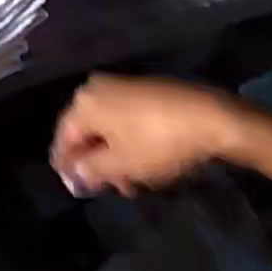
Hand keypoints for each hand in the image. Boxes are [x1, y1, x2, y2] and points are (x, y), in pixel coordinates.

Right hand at [50, 74, 253, 196]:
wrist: (207, 115)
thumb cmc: (158, 142)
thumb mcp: (124, 165)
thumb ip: (93, 170)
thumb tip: (73, 174)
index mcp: (82, 103)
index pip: (64, 135)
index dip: (65, 161)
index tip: (70, 183)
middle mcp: (92, 88)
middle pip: (85, 128)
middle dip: (94, 158)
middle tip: (110, 187)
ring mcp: (117, 84)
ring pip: (105, 122)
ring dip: (112, 150)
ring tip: (132, 177)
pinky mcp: (140, 87)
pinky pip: (121, 114)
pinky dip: (126, 137)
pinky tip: (142, 155)